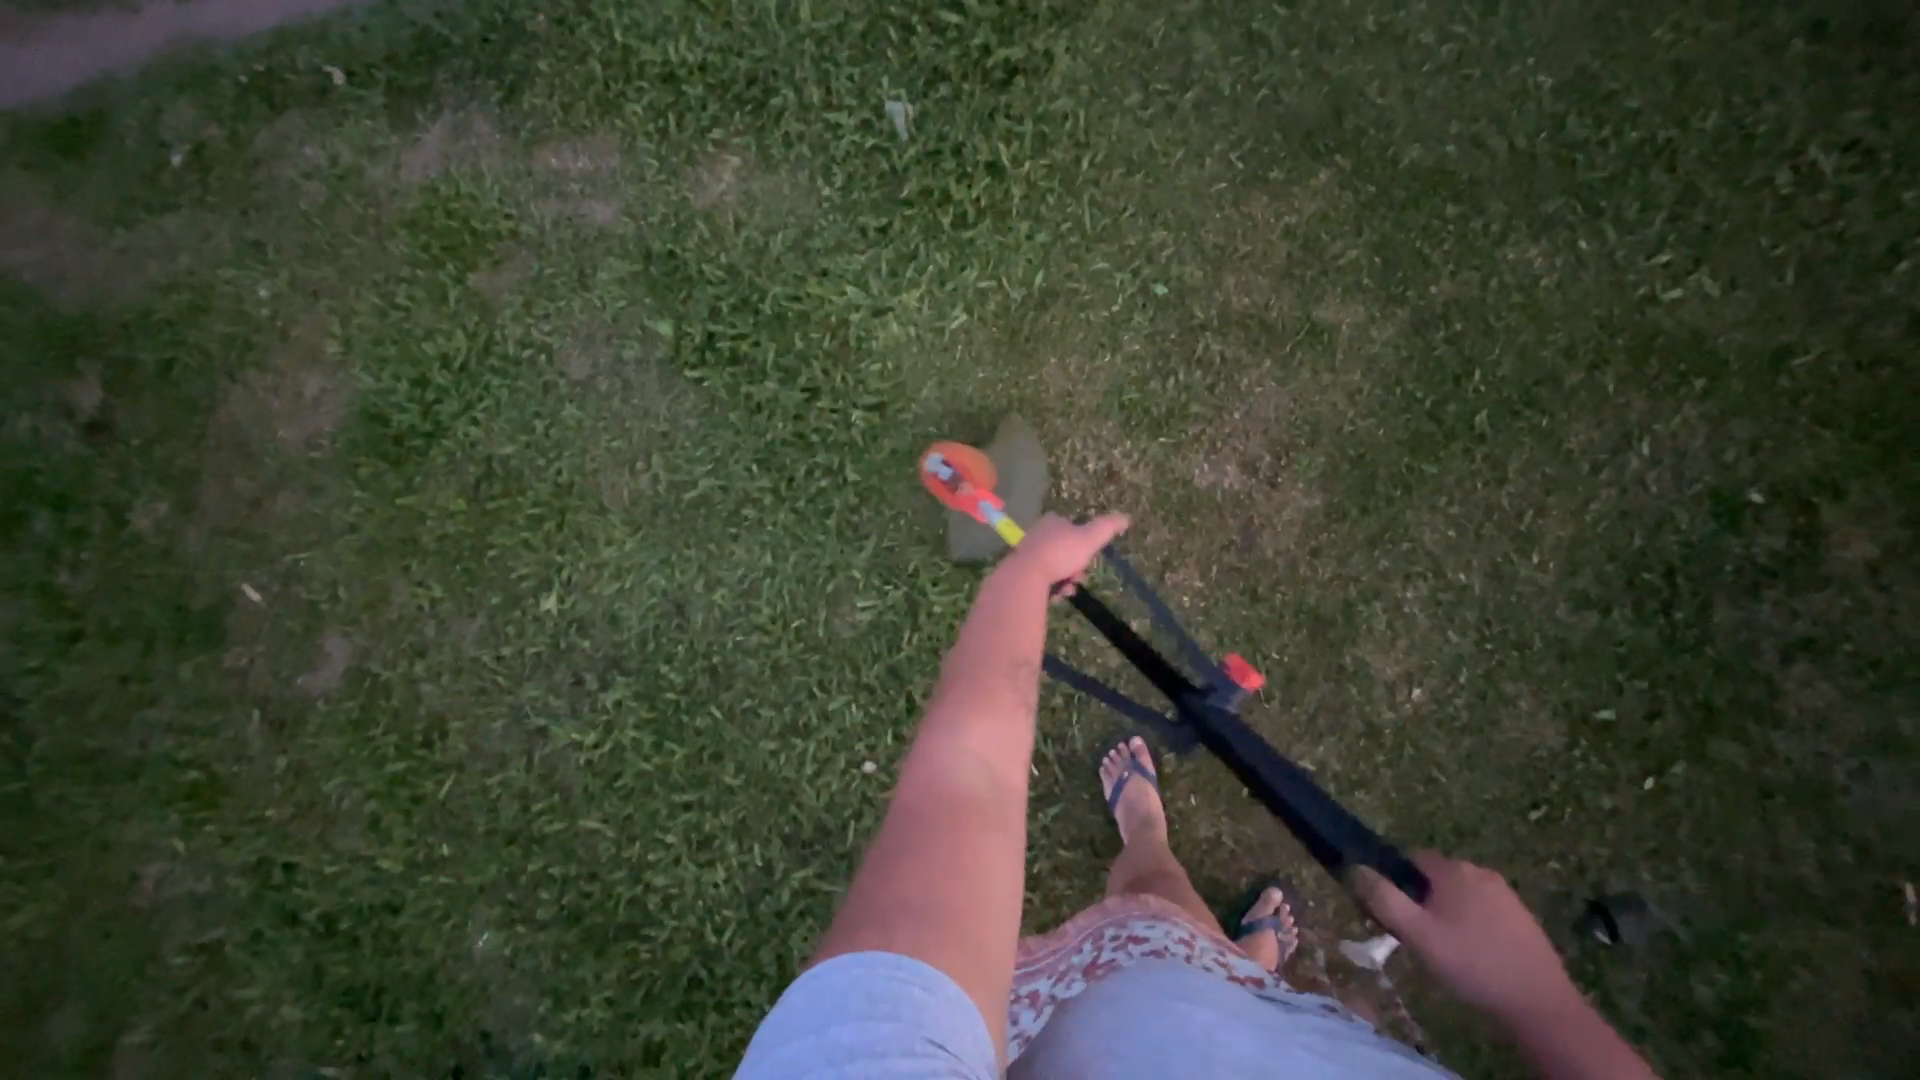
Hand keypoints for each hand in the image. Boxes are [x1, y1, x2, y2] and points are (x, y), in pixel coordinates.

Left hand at [999, 513, 1128, 586]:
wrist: (1027, 575)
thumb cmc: (1061, 553)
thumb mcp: (1090, 538)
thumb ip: (1108, 527)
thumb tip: (1126, 517)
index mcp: (1052, 522)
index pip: (1072, 528)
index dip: (1083, 543)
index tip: (1089, 558)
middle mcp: (1037, 534)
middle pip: (1063, 550)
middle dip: (1074, 566)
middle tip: (1079, 577)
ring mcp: (1026, 553)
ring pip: (1053, 566)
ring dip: (1064, 579)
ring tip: (1068, 589)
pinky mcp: (1019, 571)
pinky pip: (1040, 579)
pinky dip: (1051, 587)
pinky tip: (1056, 595)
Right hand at [1354, 851, 1579, 1024]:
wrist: (1540, 1004)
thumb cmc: (1471, 964)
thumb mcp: (1417, 934)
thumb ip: (1382, 898)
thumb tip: (1355, 867)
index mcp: (1453, 870)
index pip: (1410, 857)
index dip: (1395, 880)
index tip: (1392, 910)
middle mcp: (1480, 872)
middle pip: (1435, 876)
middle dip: (1421, 898)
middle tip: (1416, 934)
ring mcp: (1507, 894)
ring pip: (1460, 894)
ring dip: (1447, 912)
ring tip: (1444, 948)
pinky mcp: (1523, 917)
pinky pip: (1484, 910)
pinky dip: (1472, 924)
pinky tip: (1474, 954)